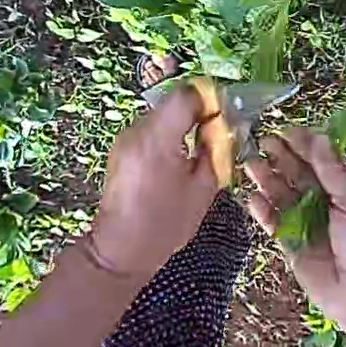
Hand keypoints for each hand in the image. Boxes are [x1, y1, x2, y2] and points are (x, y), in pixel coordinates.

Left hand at [83, 84, 219, 279]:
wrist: (119, 251)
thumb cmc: (165, 225)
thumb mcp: (203, 189)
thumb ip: (216, 150)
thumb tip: (226, 126)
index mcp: (158, 140)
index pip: (185, 95)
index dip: (209, 99)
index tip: (225, 115)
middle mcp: (137, 131)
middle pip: (174, 101)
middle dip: (200, 110)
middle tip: (218, 132)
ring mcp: (126, 138)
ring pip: (164, 112)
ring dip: (185, 121)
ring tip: (200, 146)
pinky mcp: (122, 147)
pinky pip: (152, 127)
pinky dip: (170, 132)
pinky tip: (180, 156)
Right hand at [244, 128, 345, 340]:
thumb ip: (332, 171)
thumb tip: (319, 137)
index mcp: (344, 188)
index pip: (319, 160)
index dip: (302, 145)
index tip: (284, 131)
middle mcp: (323, 202)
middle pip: (297, 175)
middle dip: (280, 158)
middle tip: (261, 142)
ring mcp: (306, 223)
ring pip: (282, 196)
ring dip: (267, 180)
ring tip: (251, 164)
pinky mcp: (291, 245)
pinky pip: (274, 224)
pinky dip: (263, 212)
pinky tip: (252, 198)